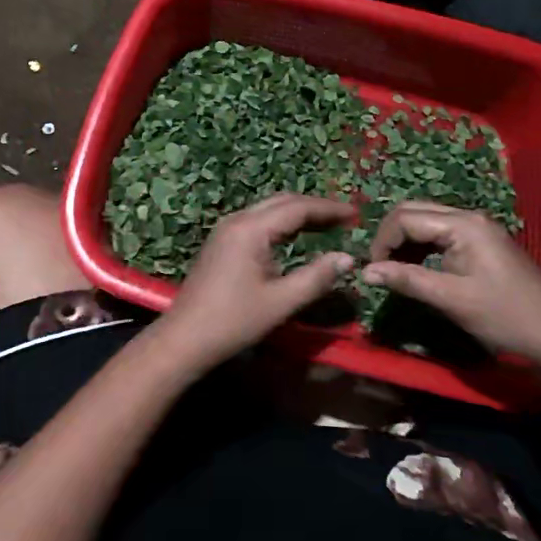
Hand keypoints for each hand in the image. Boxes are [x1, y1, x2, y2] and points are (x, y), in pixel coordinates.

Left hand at [152, 193, 357, 372]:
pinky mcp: (221, 241)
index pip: (298, 208)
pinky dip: (281, 222)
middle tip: (345, 219)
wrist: (184, 338)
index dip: (329, 209)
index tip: (356, 215)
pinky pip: (258, 220)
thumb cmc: (234, 321)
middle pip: (282, 201)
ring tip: (327, 225)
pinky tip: (295, 237)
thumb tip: (348, 258)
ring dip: (298, 213)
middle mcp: (237, 220)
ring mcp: (226, 229)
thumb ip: (317, 277)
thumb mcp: (281, 302)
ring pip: (269, 209)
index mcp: (251, 229)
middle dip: (315, 207)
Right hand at [361, 201, 540, 365]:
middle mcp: (469, 217)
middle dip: (390, 236)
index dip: (382, 241)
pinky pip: (441, 233)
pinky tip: (416, 269)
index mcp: (463, 225)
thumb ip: (407, 280)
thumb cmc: (503, 316)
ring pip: (426, 221)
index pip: (406, 218)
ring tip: (393, 270)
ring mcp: (477, 228)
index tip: (372, 270)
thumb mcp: (450, 299)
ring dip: (405, 241)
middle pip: (414, 211)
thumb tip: (365, 271)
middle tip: (379, 267)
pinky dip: (421, 247)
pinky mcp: (481, 242)